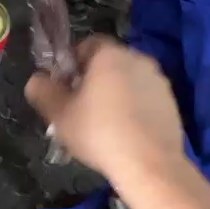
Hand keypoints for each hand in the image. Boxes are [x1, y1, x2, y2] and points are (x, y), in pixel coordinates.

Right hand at [24, 36, 184, 178]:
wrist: (149, 164)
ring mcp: (159, 81)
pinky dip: (131, 108)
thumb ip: (42, 91)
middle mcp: (138, 60)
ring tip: (101, 124)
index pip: (87, 44)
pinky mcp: (171, 103)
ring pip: (127, 81)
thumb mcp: (58, 114)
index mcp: (110, 55)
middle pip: (108, 63)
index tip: (63, 86)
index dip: (70, 62)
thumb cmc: (99, 132)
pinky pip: (143, 98)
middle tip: (77, 107)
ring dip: (112, 94)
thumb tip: (37, 80)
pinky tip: (123, 133)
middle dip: (91, 80)